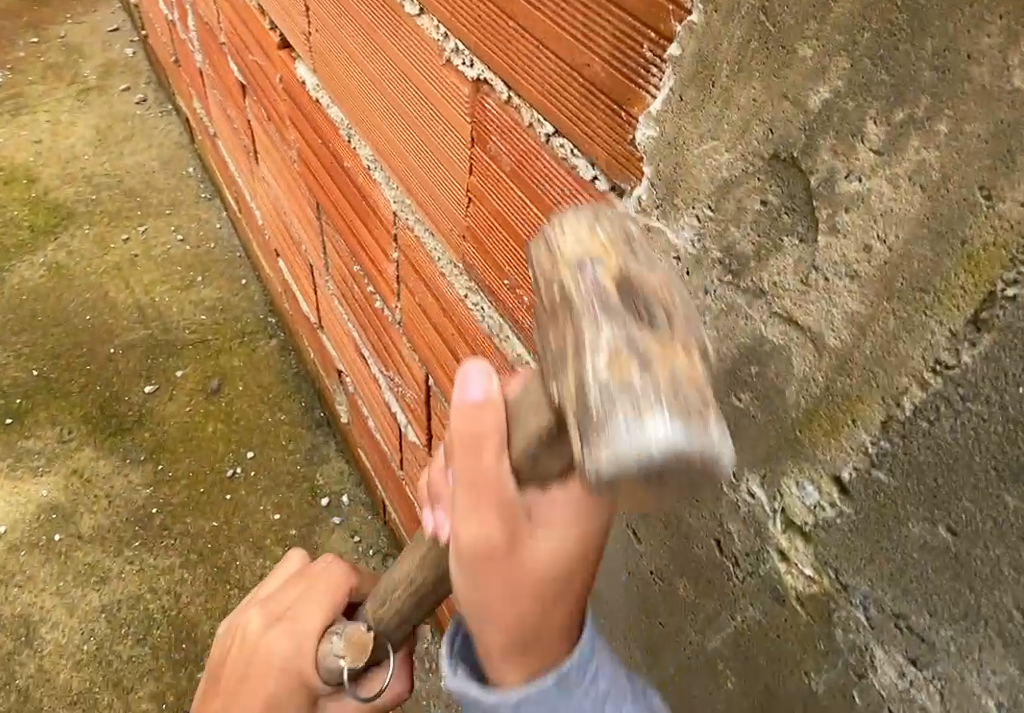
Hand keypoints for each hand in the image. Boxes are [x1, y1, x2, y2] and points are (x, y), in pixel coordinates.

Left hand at [192, 548, 414, 712]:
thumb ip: (383, 687)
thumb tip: (410, 650)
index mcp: (288, 638)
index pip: (337, 573)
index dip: (366, 584)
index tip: (379, 609)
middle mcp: (261, 615)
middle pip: (317, 563)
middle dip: (346, 584)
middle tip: (359, 619)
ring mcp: (239, 616)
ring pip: (291, 565)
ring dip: (316, 583)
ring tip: (327, 621)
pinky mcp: (227, 624)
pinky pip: (268, 586)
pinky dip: (291, 595)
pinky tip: (296, 632)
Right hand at [419, 358, 616, 687]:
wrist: (516, 657)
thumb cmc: (510, 594)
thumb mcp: (485, 515)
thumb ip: (477, 442)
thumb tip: (473, 366)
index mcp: (579, 459)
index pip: (533, 393)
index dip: (489, 411)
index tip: (466, 456)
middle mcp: (565, 461)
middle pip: (498, 415)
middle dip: (459, 458)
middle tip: (449, 508)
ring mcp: (542, 477)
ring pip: (480, 440)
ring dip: (449, 478)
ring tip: (444, 525)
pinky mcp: (521, 491)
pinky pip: (477, 464)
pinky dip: (452, 489)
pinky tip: (444, 523)